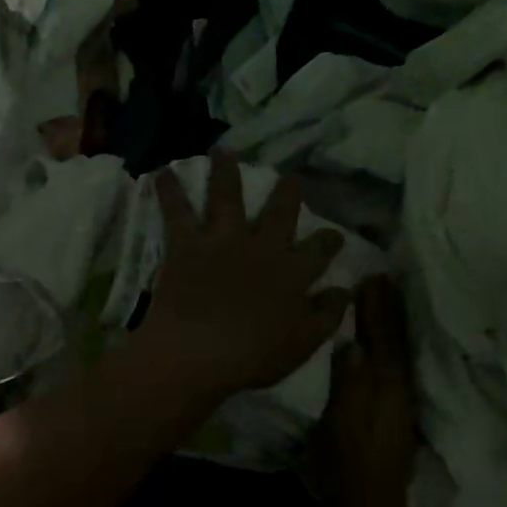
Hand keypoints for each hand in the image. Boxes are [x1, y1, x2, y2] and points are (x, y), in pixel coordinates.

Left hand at [132, 154, 350, 398]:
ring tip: (223, 150)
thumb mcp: (301, 344)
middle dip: (288, 193)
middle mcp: (261, 247)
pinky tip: (161, 172)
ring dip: (226, 172)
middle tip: (290, 176)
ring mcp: (222, 241)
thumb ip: (325, 315)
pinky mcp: (187, 245)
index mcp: (293, 272)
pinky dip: (169, 191)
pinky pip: (177, 212)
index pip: (319, 249)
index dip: (328, 240)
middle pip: (280, 212)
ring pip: (227, 198)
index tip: (333, 234)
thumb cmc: (251, 356)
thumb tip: (344, 290)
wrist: (197, 351)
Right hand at [314, 277, 418, 506]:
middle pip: (394, 341)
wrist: (369, 504)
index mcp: (384, 388)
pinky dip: (392, 345)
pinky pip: (395, 366)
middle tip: (384, 277)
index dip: (377, 309)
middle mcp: (397, 389)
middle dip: (389, 309)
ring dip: (393, 323)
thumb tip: (351, 345)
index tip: (373, 278)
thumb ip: (348, 385)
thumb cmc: (348, 463)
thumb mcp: (341, 423)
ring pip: (398, 353)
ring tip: (387, 299)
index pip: (381, 339)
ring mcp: (397, 402)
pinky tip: (383, 343)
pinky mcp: (392, 413)